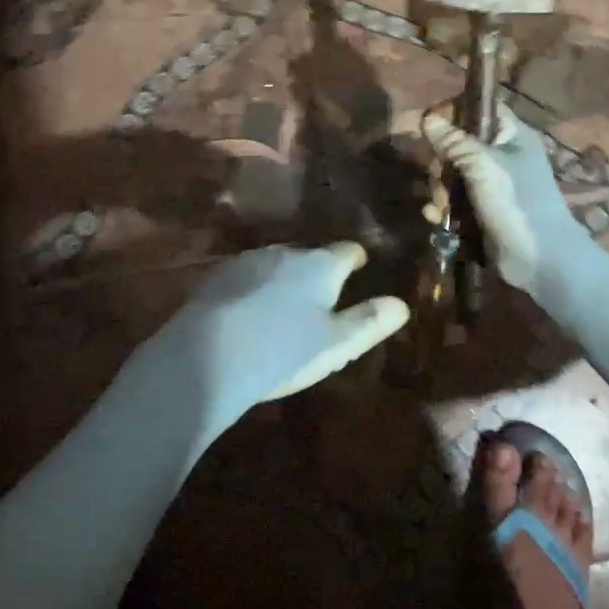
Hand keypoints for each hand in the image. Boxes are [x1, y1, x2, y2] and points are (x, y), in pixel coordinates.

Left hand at [162, 243, 409, 419]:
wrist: (207, 356)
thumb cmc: (283, 351)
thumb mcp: (336, 345)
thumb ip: (368, 321)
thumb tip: (402, 305)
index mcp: (321, 266)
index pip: (347, 252)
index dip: (355, 259)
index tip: (359, 265)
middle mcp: (286, 253)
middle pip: (309, 256)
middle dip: (316, 271)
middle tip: (320, 297)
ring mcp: (248, 261)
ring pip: (275, 265)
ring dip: (282, 280)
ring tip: (283, 307)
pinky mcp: (217, 277)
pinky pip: (245, 278)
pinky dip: (252, 290)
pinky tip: (247, 315)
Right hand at [421, 104, 591, 291]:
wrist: (541, 259)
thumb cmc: (517, 202)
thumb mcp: (483, 166)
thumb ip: (454, 141)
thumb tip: (428, 118)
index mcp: (511, 135)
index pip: (480, 108)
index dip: (454, 111)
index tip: (430, 125)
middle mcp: (502, 155)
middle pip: (458, 143)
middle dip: (442, 162)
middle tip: (441, 177)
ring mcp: (492, 184)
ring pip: (452, 173)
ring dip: (440, 189)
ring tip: (442, 207)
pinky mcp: (483, 210)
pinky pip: (455, 199)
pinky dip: (443, 207)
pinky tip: (436, 218)